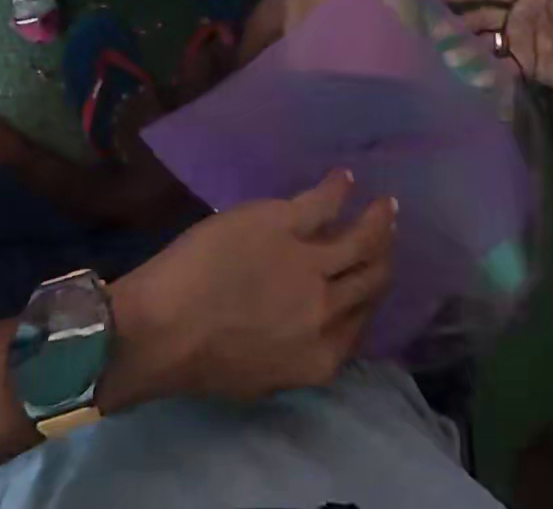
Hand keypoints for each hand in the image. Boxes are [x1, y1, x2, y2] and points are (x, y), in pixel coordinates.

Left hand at [101, 169, 395, 406]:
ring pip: (360, 240)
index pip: (363, 321)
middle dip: (384, 259)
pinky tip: (343, 179)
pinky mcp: (285, 223)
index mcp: (323, 355)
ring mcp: (310, 262)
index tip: (371, 278)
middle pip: (371, 280)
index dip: (370, 297)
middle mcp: (328, 309)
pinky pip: (324, 202)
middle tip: (388, 237)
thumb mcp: (263, 374)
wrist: (164, 329)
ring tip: (385, 207)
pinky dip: (337, 188)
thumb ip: (299, 350)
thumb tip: (315, 326)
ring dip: (378, 222)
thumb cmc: (200, 360)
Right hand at [438, 0, 552, 94]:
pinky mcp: (526, 66)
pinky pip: (497, 65)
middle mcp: (522, 17)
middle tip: (431, 26)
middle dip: (458, 20)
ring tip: (441, 51)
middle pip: (482, 16)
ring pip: (485, 40)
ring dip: (464, 44)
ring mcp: (522, 43)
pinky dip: (480, 67)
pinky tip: (460, 71)